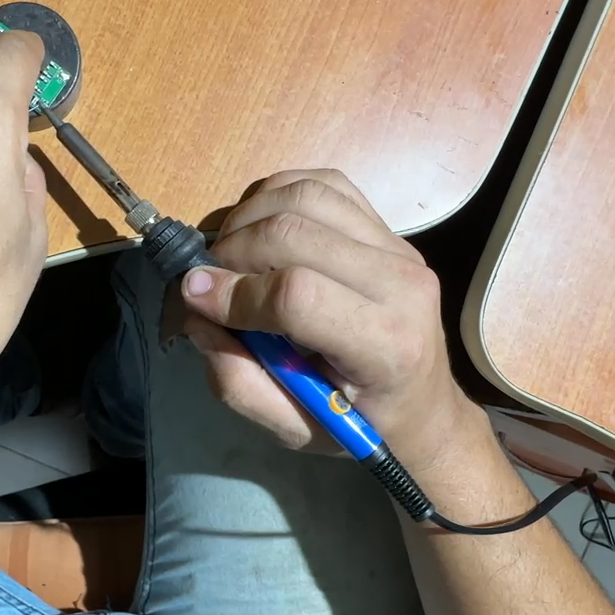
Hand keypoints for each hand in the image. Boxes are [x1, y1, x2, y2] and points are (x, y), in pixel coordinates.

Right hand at [178, 170, 482, 476]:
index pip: (299, 295)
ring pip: (306, 196)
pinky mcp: (387, 228)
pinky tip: (258, 227)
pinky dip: (276, 194)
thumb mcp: (292, 431)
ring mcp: (399, 247)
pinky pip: (323, 184)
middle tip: (206, 280)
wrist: (420, 404)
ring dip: (249, 216)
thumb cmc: (357, 425)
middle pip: (295, 233)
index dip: (236, 293)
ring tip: (228, 253)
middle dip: (232, 251)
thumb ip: (239, 383)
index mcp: (385, 346)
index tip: (194, 298)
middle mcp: (402, 283)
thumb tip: (198, 315)